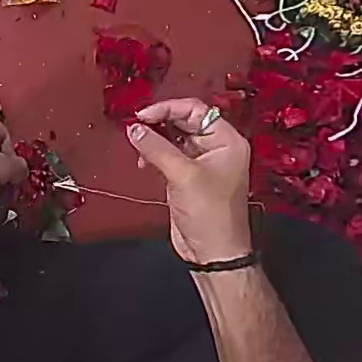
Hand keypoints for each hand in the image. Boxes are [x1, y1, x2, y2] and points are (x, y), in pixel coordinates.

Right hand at [124, 98, 251, 265]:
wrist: (213, 252)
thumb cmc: (210, 214)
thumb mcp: (182, 176)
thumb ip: (156, 148)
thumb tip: (134, 128)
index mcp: (227, 140)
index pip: (196, 110)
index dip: (168, 109)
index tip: (143, 115)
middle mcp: (217, 147)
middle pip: (184, 121)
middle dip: (160, 122)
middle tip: (136, 127)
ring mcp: (203, 161)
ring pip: (174, 137)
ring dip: (155, 139)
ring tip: (138, 144)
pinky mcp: (188, 175)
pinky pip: (169, 154)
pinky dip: (155, 153)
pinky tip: (143, 160)